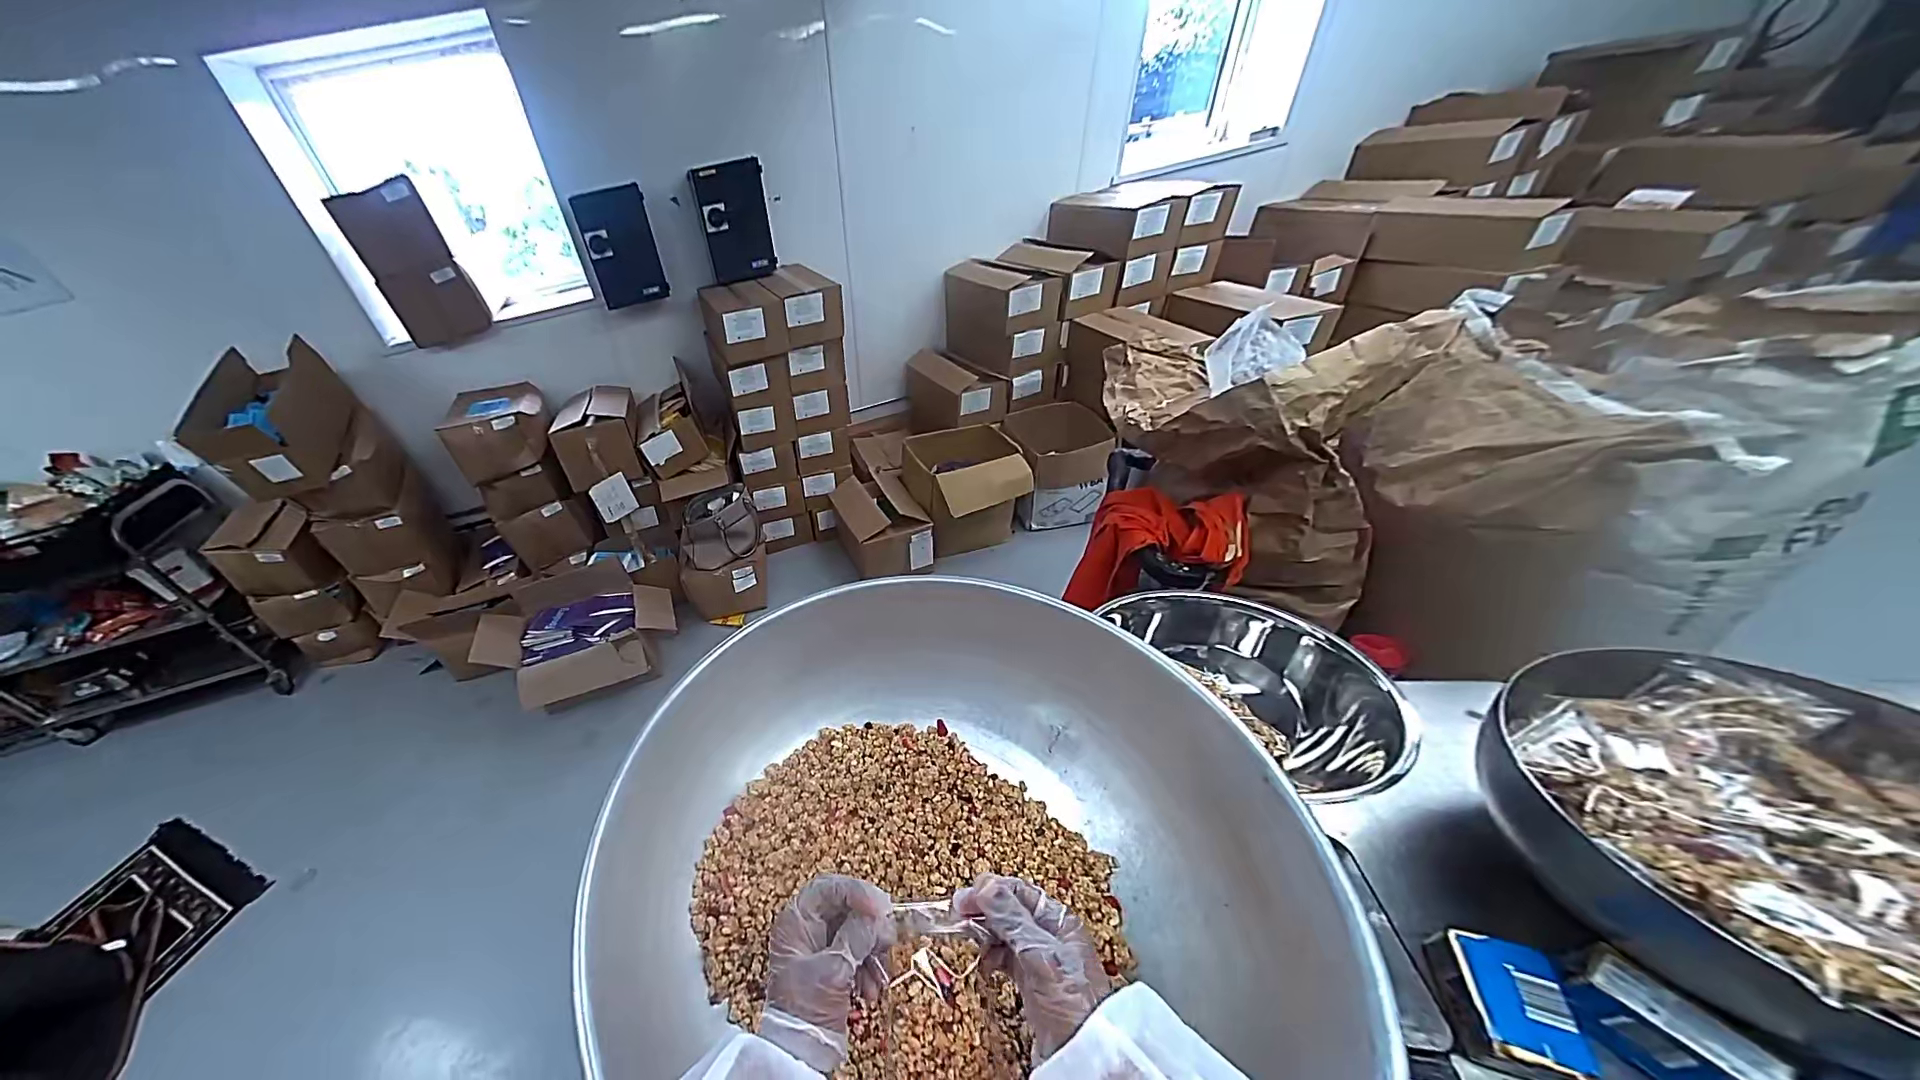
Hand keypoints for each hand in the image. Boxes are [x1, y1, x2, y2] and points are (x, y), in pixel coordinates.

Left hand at [760, 874, 892, 1072]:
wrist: (800, 1056)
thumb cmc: (807, 1009)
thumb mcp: (834, 968)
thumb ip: (858, 935)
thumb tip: (879, 915)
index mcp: (796, 921)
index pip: (830, 888)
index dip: (857, 893)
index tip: (880, 909)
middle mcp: (807, 927)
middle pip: (847, 907)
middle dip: (870, 926)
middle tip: (888, 939)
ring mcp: (820, 946)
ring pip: (857, 929)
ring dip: (874, 949)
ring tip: (880, 973)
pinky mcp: (833, 964)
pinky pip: (858, 950)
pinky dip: (870, 965)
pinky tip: (872, 987)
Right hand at [952, 874, 1109, 1062]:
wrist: (1083, 1056)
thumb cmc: (1071, 1002)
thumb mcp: (1040, 954)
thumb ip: (1012, 919)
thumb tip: (986, 885)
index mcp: (1057, 920)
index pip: (1019, 892)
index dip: (990, 891)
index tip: (964, 899)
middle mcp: (1049, 935)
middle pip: (1010, 911)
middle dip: (983, 911)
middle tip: (957, 915)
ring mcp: (1039, 959)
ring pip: (1005, 935)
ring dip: (985, 932)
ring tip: (966, 937)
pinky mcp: (1031, 983)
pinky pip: (1006, 958)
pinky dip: (991, 956)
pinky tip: (983, 962)